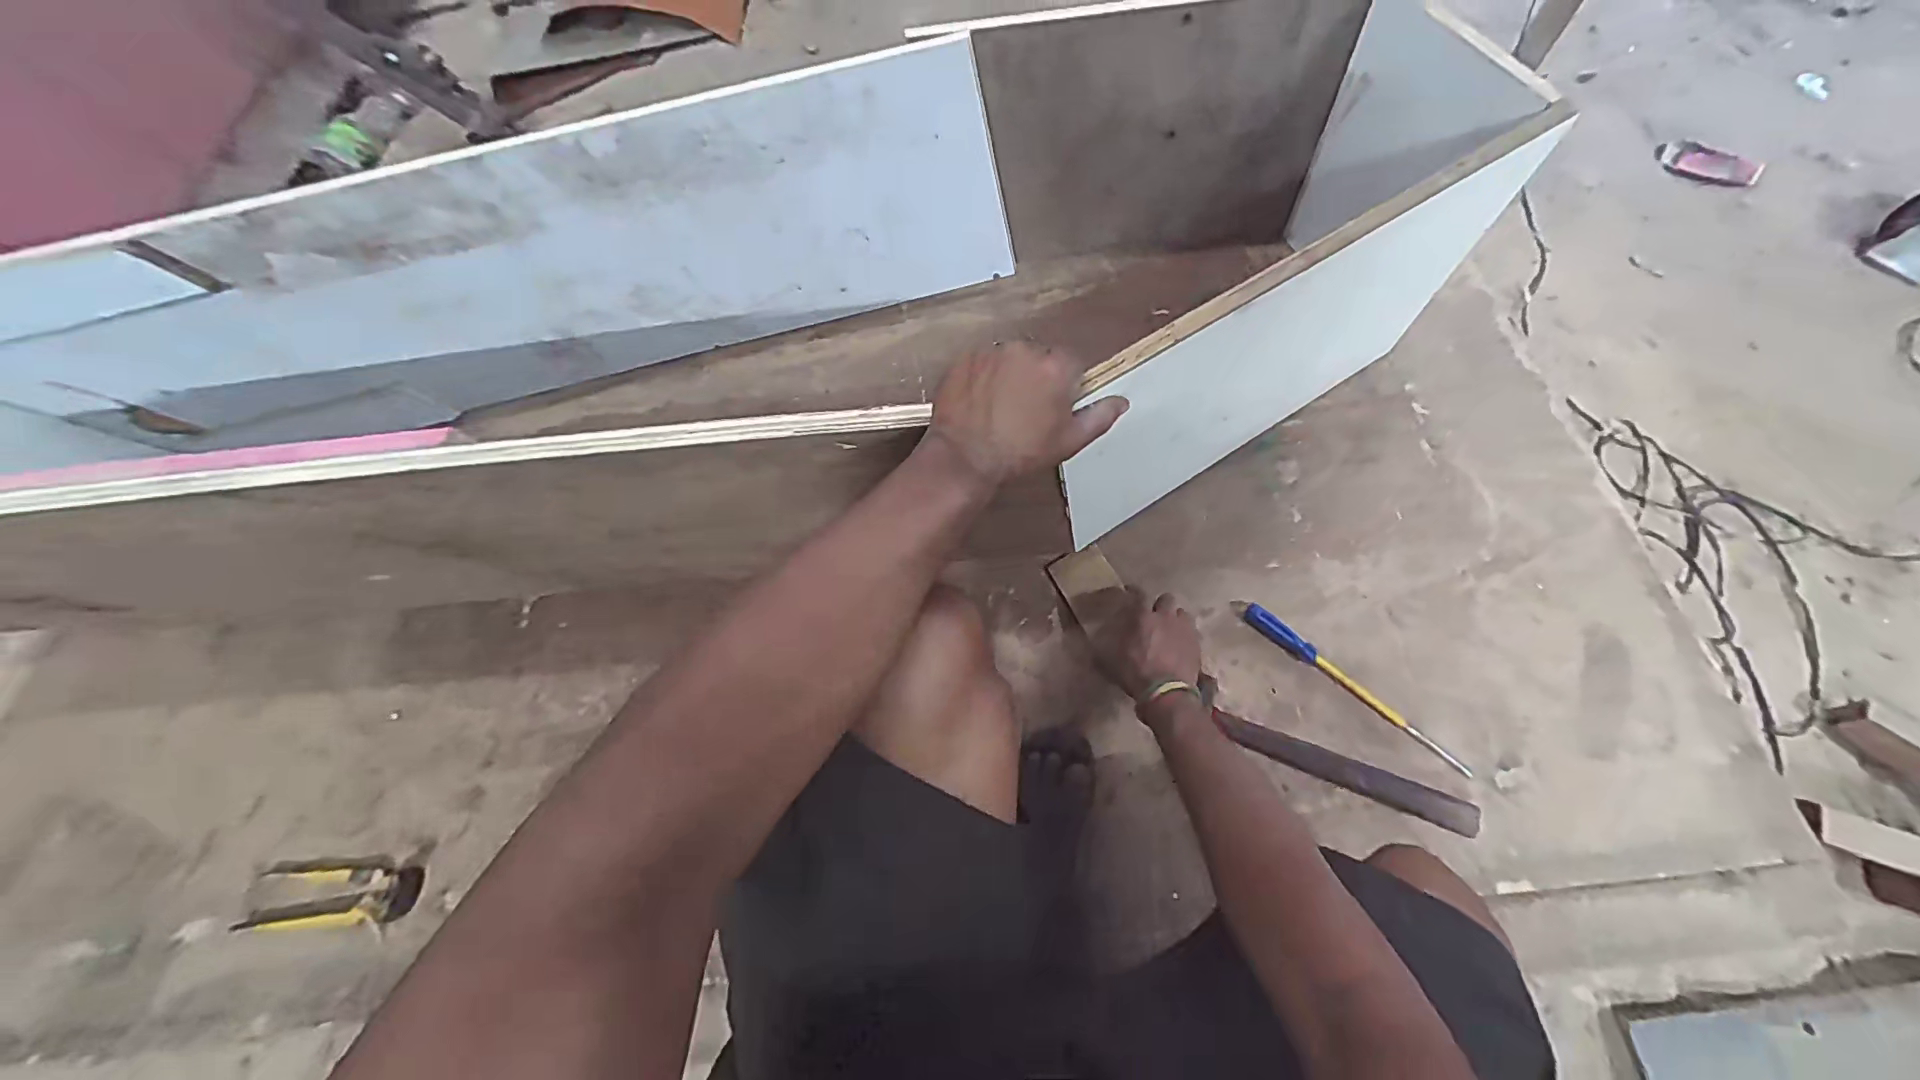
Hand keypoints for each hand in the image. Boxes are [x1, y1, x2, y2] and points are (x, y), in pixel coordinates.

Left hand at [923, 342, 1127, 486]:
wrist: (965, 458)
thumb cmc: (1018, 453)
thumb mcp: (1067, 442)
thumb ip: (1098, 417)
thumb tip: (1119, 402)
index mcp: (1056, 367)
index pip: (1071, 364)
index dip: (1064, 386)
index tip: (1053, 405)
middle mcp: (1025, 350)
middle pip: (1040, 358)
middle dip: (1036, 378)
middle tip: (1025, 410)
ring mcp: (992, 353)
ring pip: (1010, 358)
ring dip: (1009, 375)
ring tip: (1000, 408)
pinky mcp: (965, 359)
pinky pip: (982, 363)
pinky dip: (983, 377)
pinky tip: (981, 403)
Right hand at [1092, 590, 1202, 713]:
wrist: (1167, 693)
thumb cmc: (1135, 673)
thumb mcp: (1110, 661)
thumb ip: (1103, 647)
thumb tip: (1092, 642)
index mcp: (1142, 617)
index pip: (1138, 594)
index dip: (1133, 591)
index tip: (1129, 592)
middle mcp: (1165, 617)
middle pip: (1166, 599)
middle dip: (1159, 605)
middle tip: (1153, 616)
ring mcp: (1184, 629)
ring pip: (1181, 613)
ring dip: (1174, 619)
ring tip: (1169, 630)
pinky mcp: (1197, 643)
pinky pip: (1191, 631)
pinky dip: (1184, 635)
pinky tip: (1180, 645)